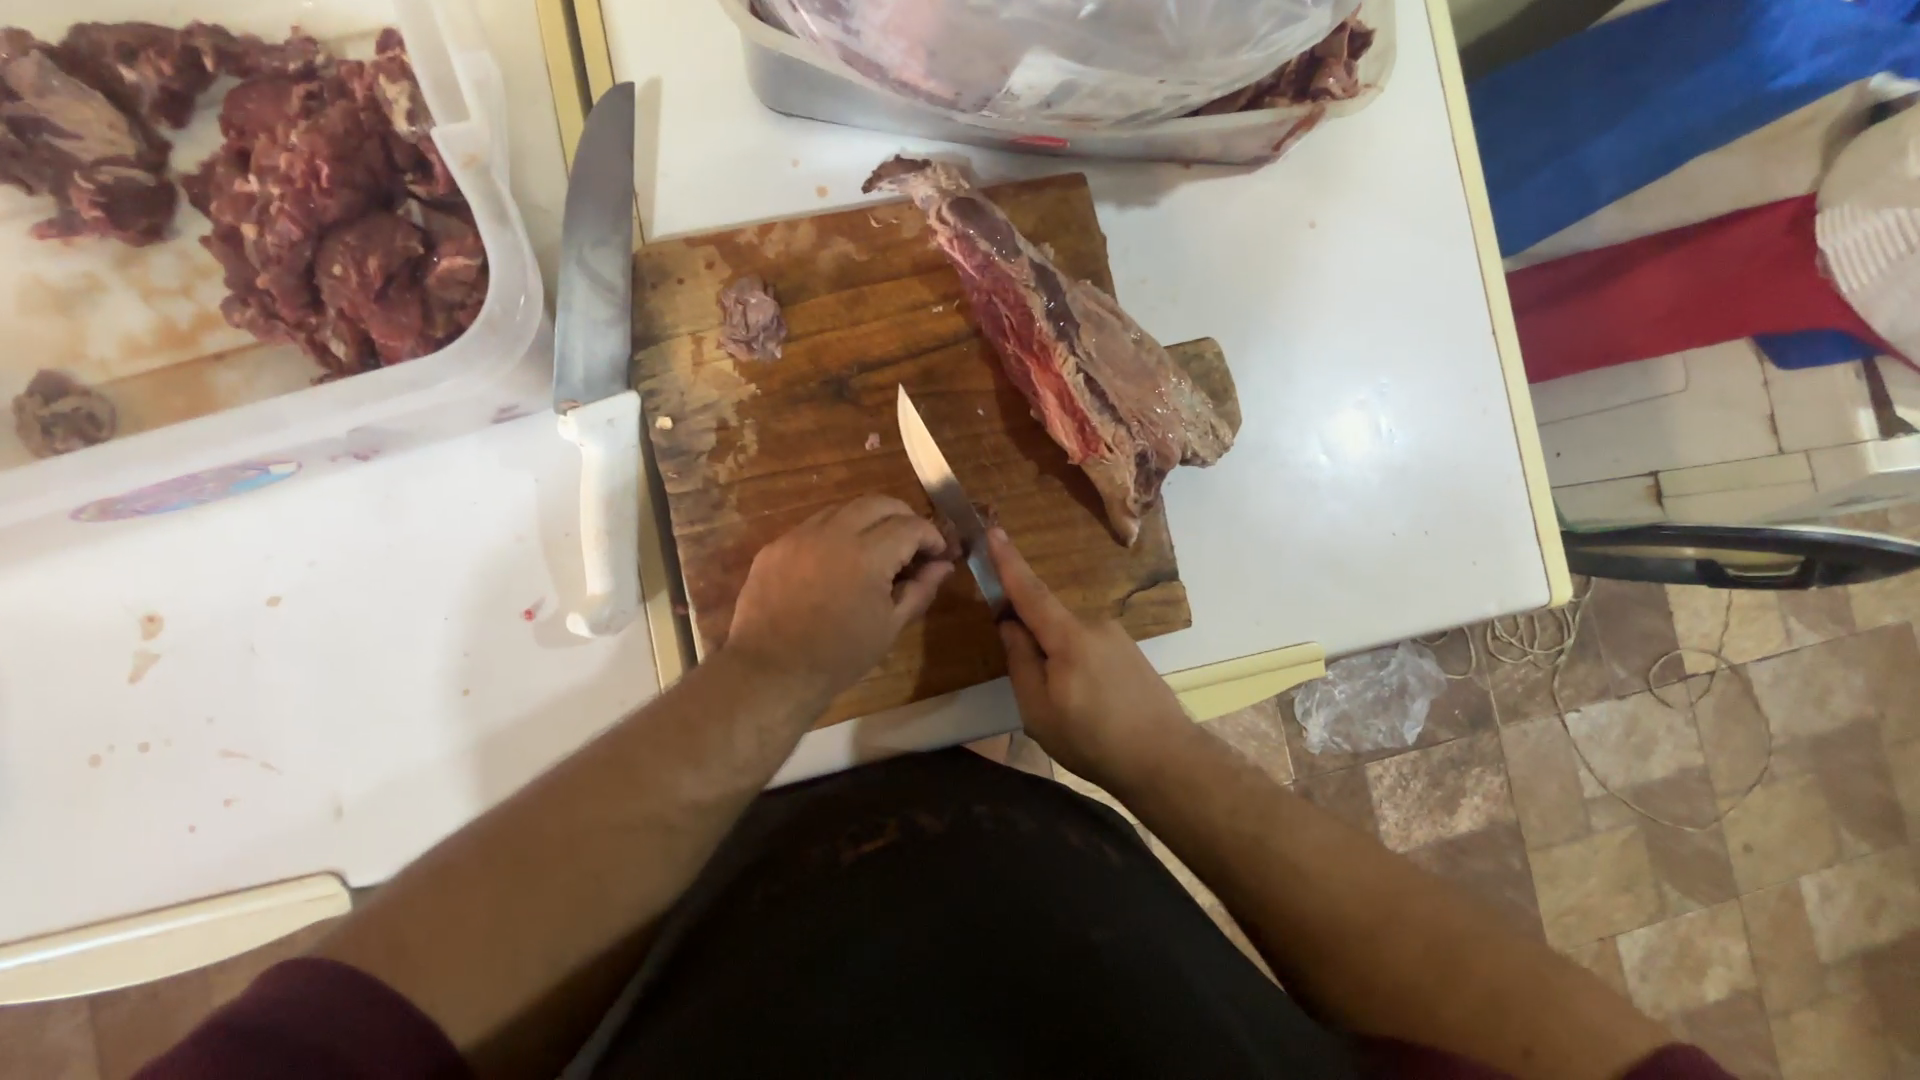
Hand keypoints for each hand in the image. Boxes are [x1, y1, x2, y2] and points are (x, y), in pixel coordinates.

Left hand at [726, 495, 954, 697]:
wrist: (771, 672)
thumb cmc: (839, 657)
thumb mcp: (889, 626)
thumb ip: (920, 589)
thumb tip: (943, 566)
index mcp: (867, 555)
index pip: (910, 526)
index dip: (931, 536)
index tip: (939, 553)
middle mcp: (833, 533)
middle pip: (878, 504)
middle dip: (903, 517)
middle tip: (913, 543)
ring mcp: (799, 536)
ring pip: (843, 509)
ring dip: (868, 520)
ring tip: (876, 548)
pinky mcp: (775, 547)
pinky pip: (813, 527)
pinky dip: (835, 533)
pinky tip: (838, 561)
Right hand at [988, 528, 1190, 787]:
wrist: (1166, 760)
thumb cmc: (1093, 738)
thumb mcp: (1039, 709)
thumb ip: (1020, 661)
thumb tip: (1010, 624)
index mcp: (1069, 635)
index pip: (1030, 591)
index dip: (1007, 563)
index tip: (992, 531)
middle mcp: (1095, 625)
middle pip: (1048, 621)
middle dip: (1031, 643)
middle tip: (1032, 692)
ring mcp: (1117, 639)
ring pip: (1069, 641)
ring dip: (1057, 664)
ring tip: (1067, 714)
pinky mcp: (1131, 656)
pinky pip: (1089, 653)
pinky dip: (1077, 672)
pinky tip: (1088, 710)